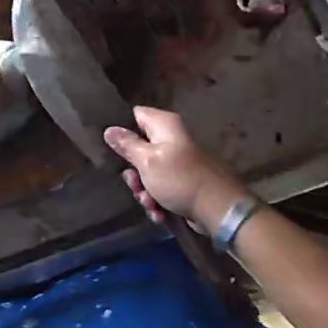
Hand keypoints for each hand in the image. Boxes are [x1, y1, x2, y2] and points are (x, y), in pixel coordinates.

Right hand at [102, 107, 246, 228]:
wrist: (219, 211)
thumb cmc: (180, 179)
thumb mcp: (147, 160)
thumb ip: (127, 144)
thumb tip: (109, 129)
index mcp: (164, 126)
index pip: (135, 115)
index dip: (121, 128)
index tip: (111, 146)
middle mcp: (171, 140)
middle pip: (137, 148)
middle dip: (132, 171)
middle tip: (134, 183)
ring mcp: (177, 163)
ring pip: (146, 172)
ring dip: (143, 190)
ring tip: (150, 203)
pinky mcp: (181, 183)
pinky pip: (160, 188)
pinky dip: (157, 200)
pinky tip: (159, 212)